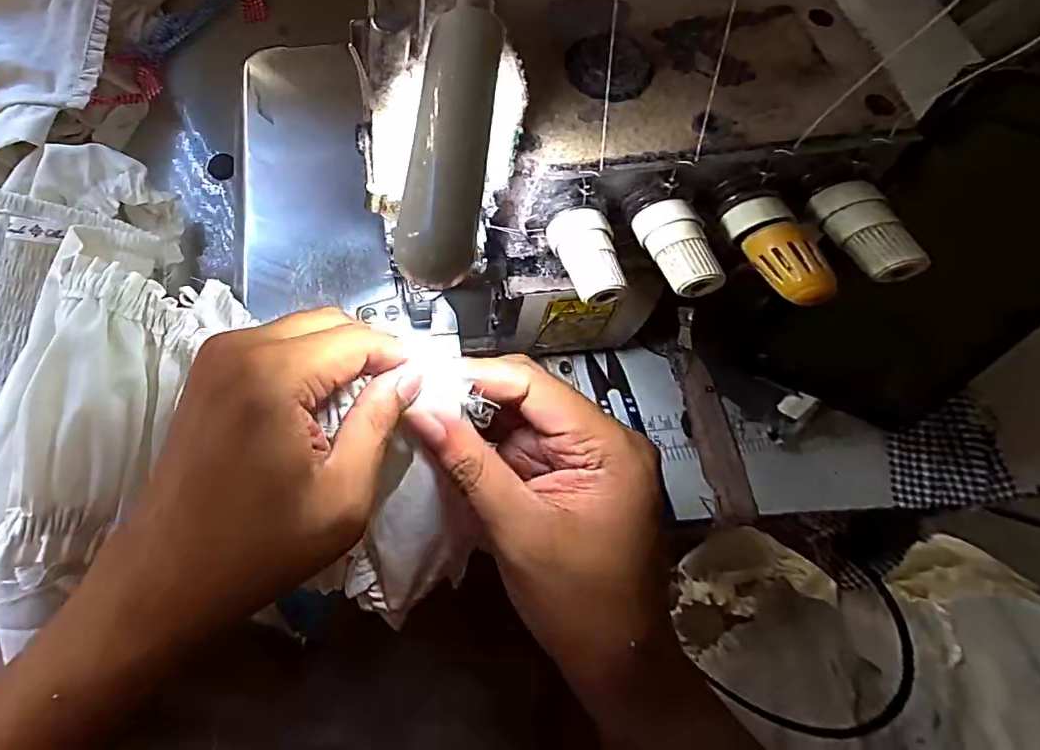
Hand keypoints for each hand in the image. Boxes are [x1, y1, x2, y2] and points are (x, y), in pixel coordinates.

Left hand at [0, 309, 415, 749]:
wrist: (166, 572)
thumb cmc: (259, 547)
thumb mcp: (341, 497)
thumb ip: (378, 423)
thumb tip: (408, 376)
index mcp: (273, 373)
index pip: (354, 338)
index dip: (395, 355)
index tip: (422, 380)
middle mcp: (241, 345)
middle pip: (326, 321)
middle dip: (367, 348)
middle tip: (394, 388)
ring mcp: (217, 351)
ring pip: (299, 328)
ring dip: (335, 352)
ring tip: (360, 396)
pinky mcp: (207, 366)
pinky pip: (272, 343)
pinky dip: (303, 359)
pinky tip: (316, 398)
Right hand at [404, 355, 662, 691]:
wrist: (618, 664)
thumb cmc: (577, 603)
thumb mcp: (517, 529)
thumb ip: (468, 462)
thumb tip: (421, 409)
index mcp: (607, 444)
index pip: (533, 385)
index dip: (475, 375)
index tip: (425, 378)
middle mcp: (604, 437)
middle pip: (528, 394)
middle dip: (472, 395)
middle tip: (420, 397)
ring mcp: (589, 455)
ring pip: (521, 415)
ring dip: (476, 418)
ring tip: (428, 416)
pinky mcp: (573, 472)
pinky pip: (525, 442)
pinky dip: (489, 443)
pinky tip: (454, 443)